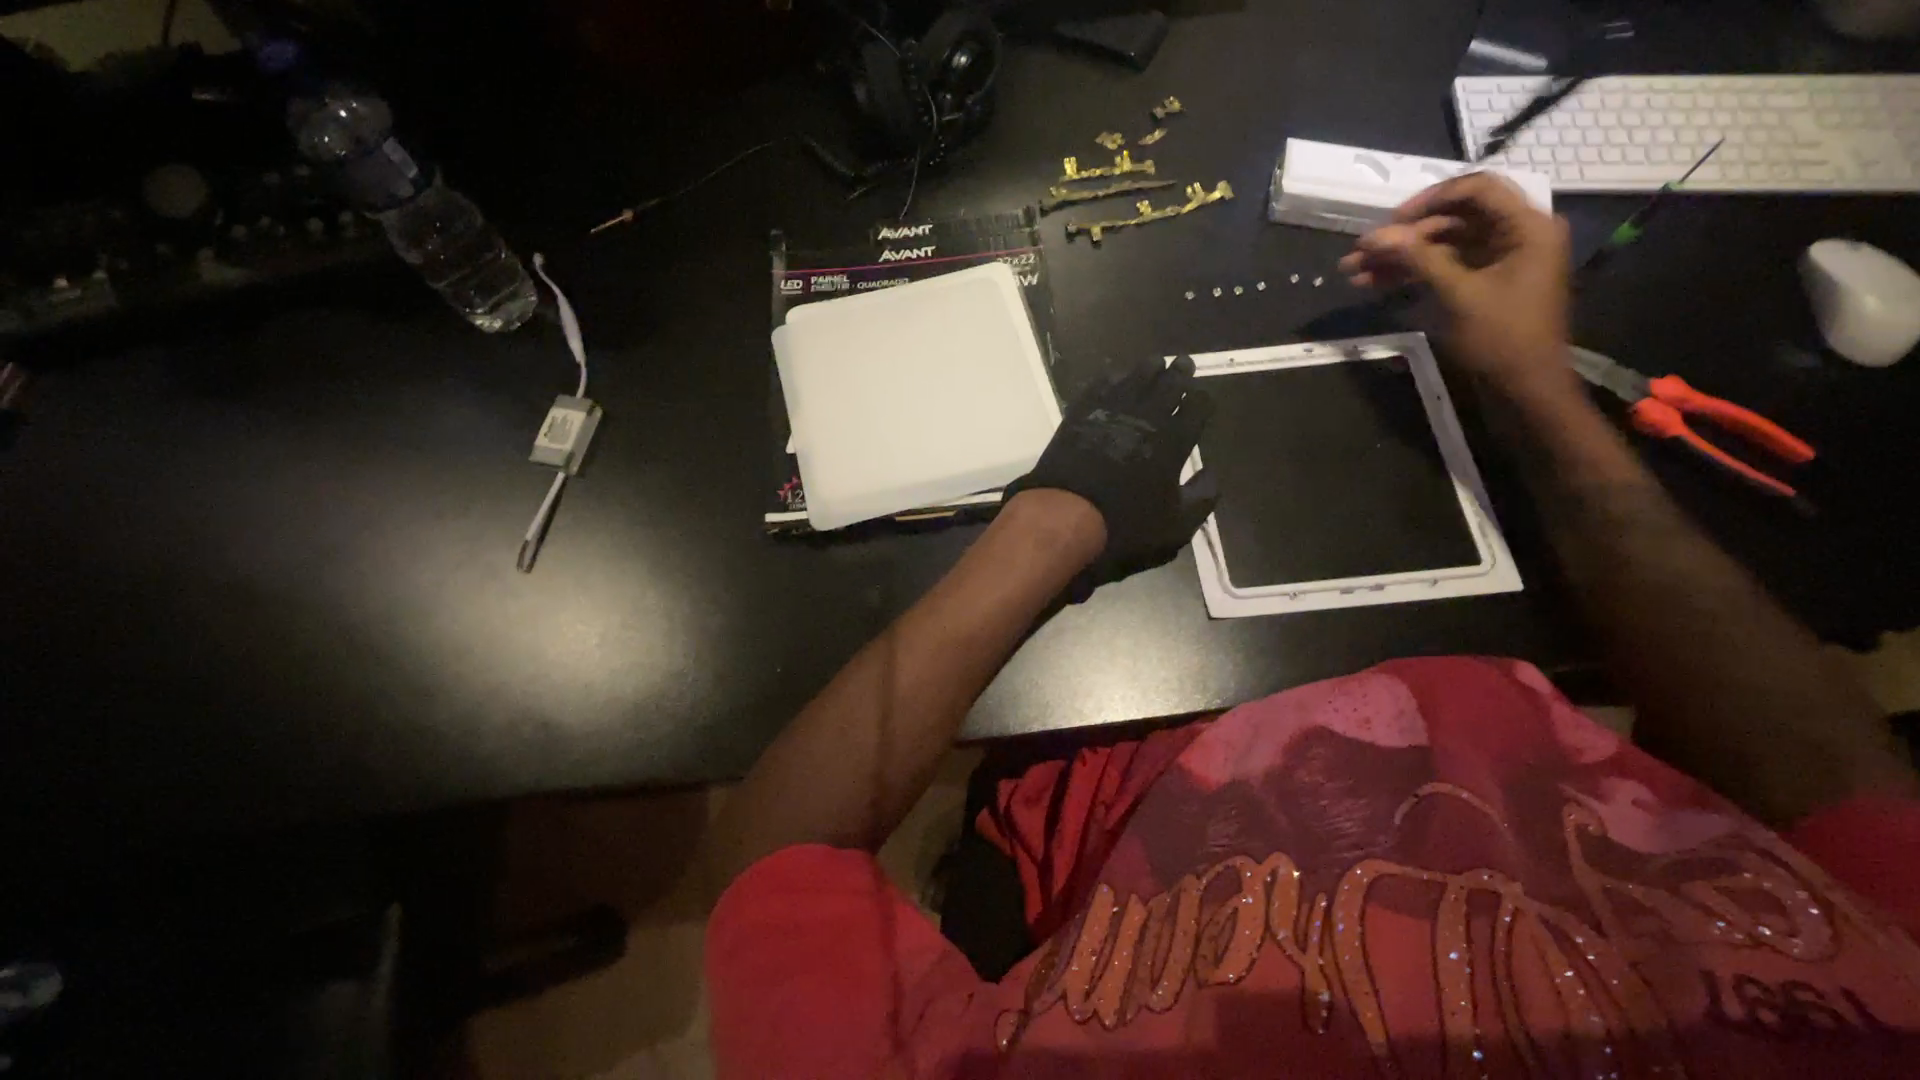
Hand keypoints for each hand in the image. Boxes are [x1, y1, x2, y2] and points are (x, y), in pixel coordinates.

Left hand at [1003, 356, 1216, 598]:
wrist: (1066, 516)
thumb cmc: (1126, 525)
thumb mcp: (1176, 525)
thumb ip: (1201, 498)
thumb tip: (1212, 475)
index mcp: (1174, 441)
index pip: (1196, 409)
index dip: (1201, 401)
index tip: (1202, 397)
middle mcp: (1147, 418)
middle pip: (1168, 386)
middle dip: (1179, 374)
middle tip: (1183, 363)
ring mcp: (1111, 413)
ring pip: (1134, 379)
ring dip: (1147, 369)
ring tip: (1154, 362)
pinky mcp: (1079, 416)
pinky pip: (1099, 387)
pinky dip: (1110, 378)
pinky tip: (1113, 376)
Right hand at [1339, 172, 1572, 391]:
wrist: (1524, 387)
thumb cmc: (1501, 337)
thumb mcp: (1458, 294)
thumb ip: (1418, 258)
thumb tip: (1373, 236)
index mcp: (1526, 226)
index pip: (1477, 189)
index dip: (1430, 199)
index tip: (1391, 221)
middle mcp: (1515, 234)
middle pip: (1452, 218)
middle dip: (1403, 235)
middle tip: (1360, 252)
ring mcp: (1498, 260)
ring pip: (1441, 244)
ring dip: (1399, 256)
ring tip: (1355, 272)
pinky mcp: (1482, 283)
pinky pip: (1443, 266)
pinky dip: (1411, 272)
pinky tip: (1375, 283)